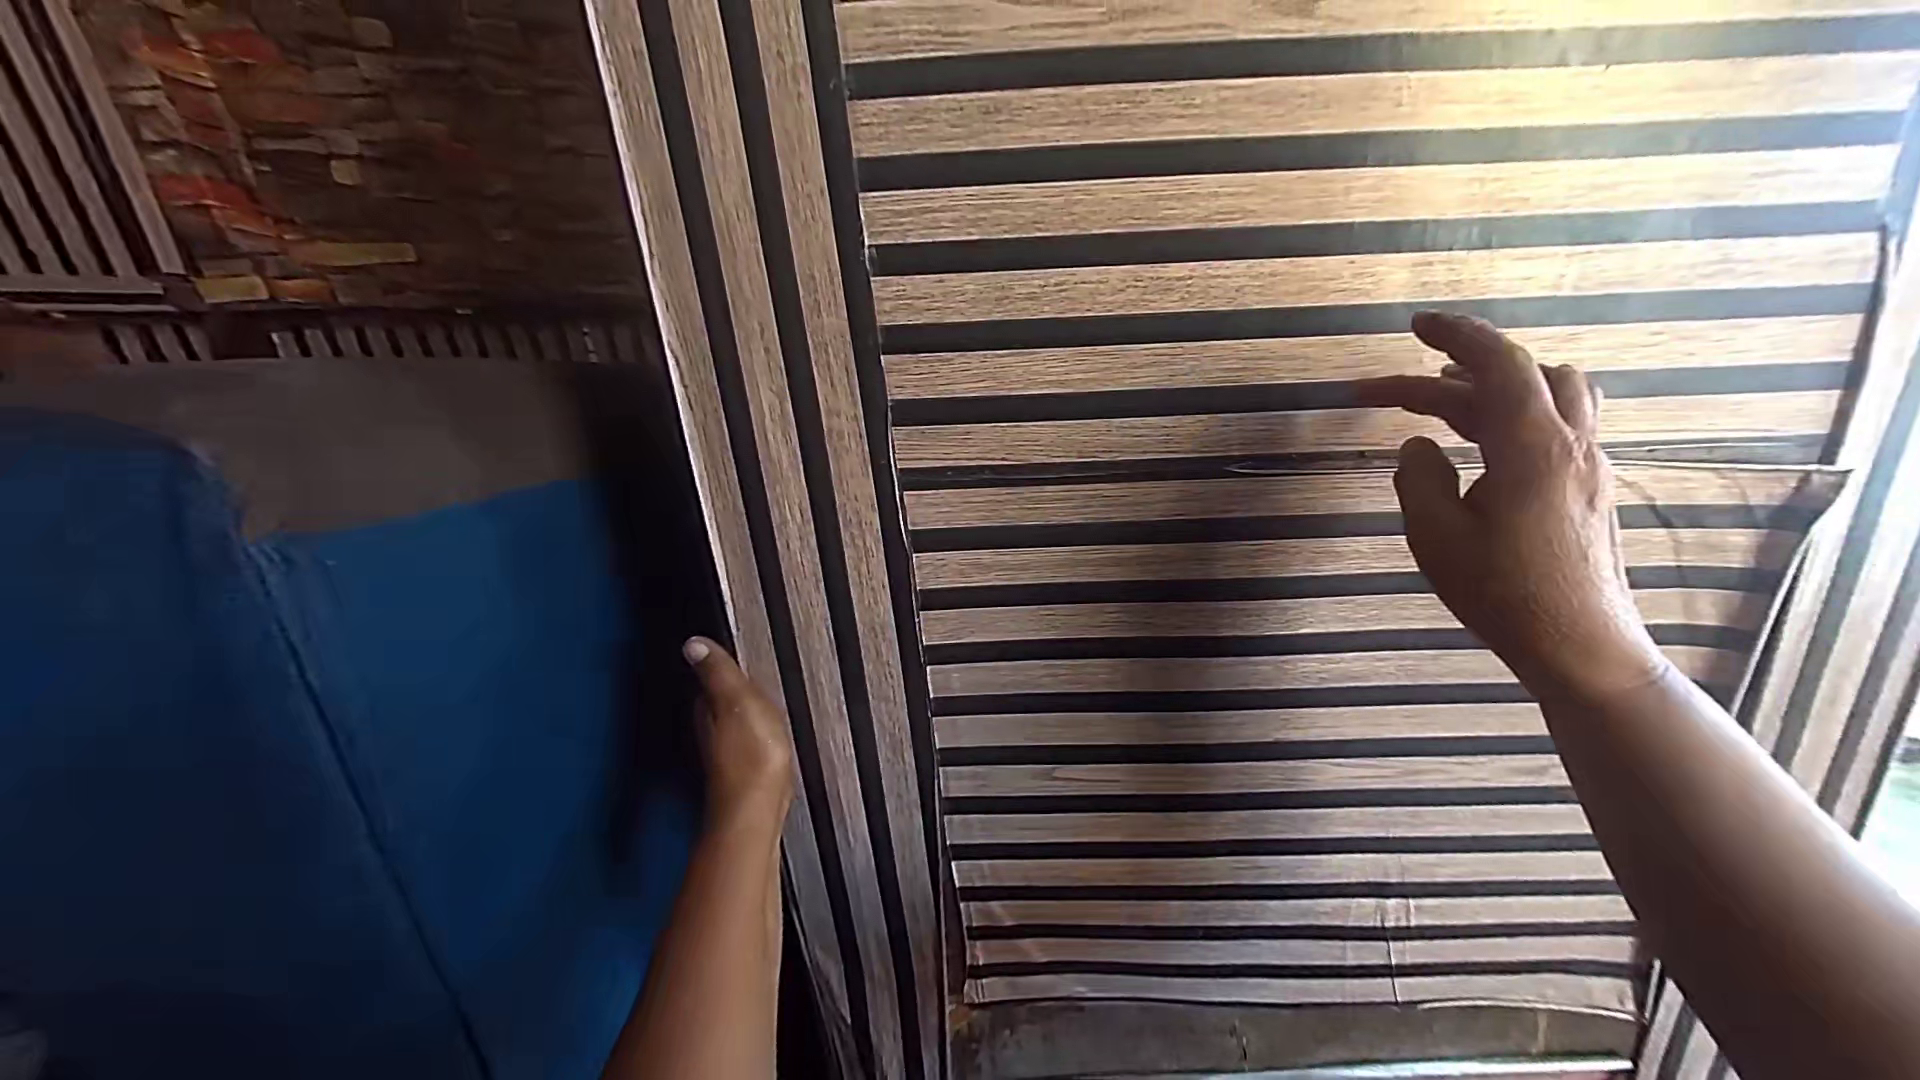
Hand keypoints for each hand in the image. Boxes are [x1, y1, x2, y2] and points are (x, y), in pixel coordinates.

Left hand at [683, 637, 795, 826]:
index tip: (739, 653)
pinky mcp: (740, 767)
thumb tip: (692, 643)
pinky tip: (767, 732)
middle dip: (735, 687)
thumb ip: (719, 671)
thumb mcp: (739, 700)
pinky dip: (754, 731)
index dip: (726, 664)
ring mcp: (723, 749)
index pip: (712, 674)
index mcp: (706, 706)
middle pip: (720, 697)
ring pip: (732, 719)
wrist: (758, 807)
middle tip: (756, 675)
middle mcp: (708, 727)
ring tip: (764, 701)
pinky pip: (745, 738)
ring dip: (745, 710)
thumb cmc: (752, 753)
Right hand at [1355, 312, 1670, 701]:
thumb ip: (1418, 478)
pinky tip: (1479, 442)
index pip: (1499, 366)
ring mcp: (1588, 465)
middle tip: (1393, 392)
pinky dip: (1513, 413)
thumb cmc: (1499, 591)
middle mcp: (1572, 443)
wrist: (1578, 644)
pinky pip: (1557, 424)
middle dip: (1454, 371)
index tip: (1416, 324)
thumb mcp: (1435, 534)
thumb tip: (1417, 445)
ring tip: (1442, 400)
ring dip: (1493, 387)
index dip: (1457, 336)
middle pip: (1520, 376)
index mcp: (1532, 447)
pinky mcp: (1588, 488)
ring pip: (1551, 394)